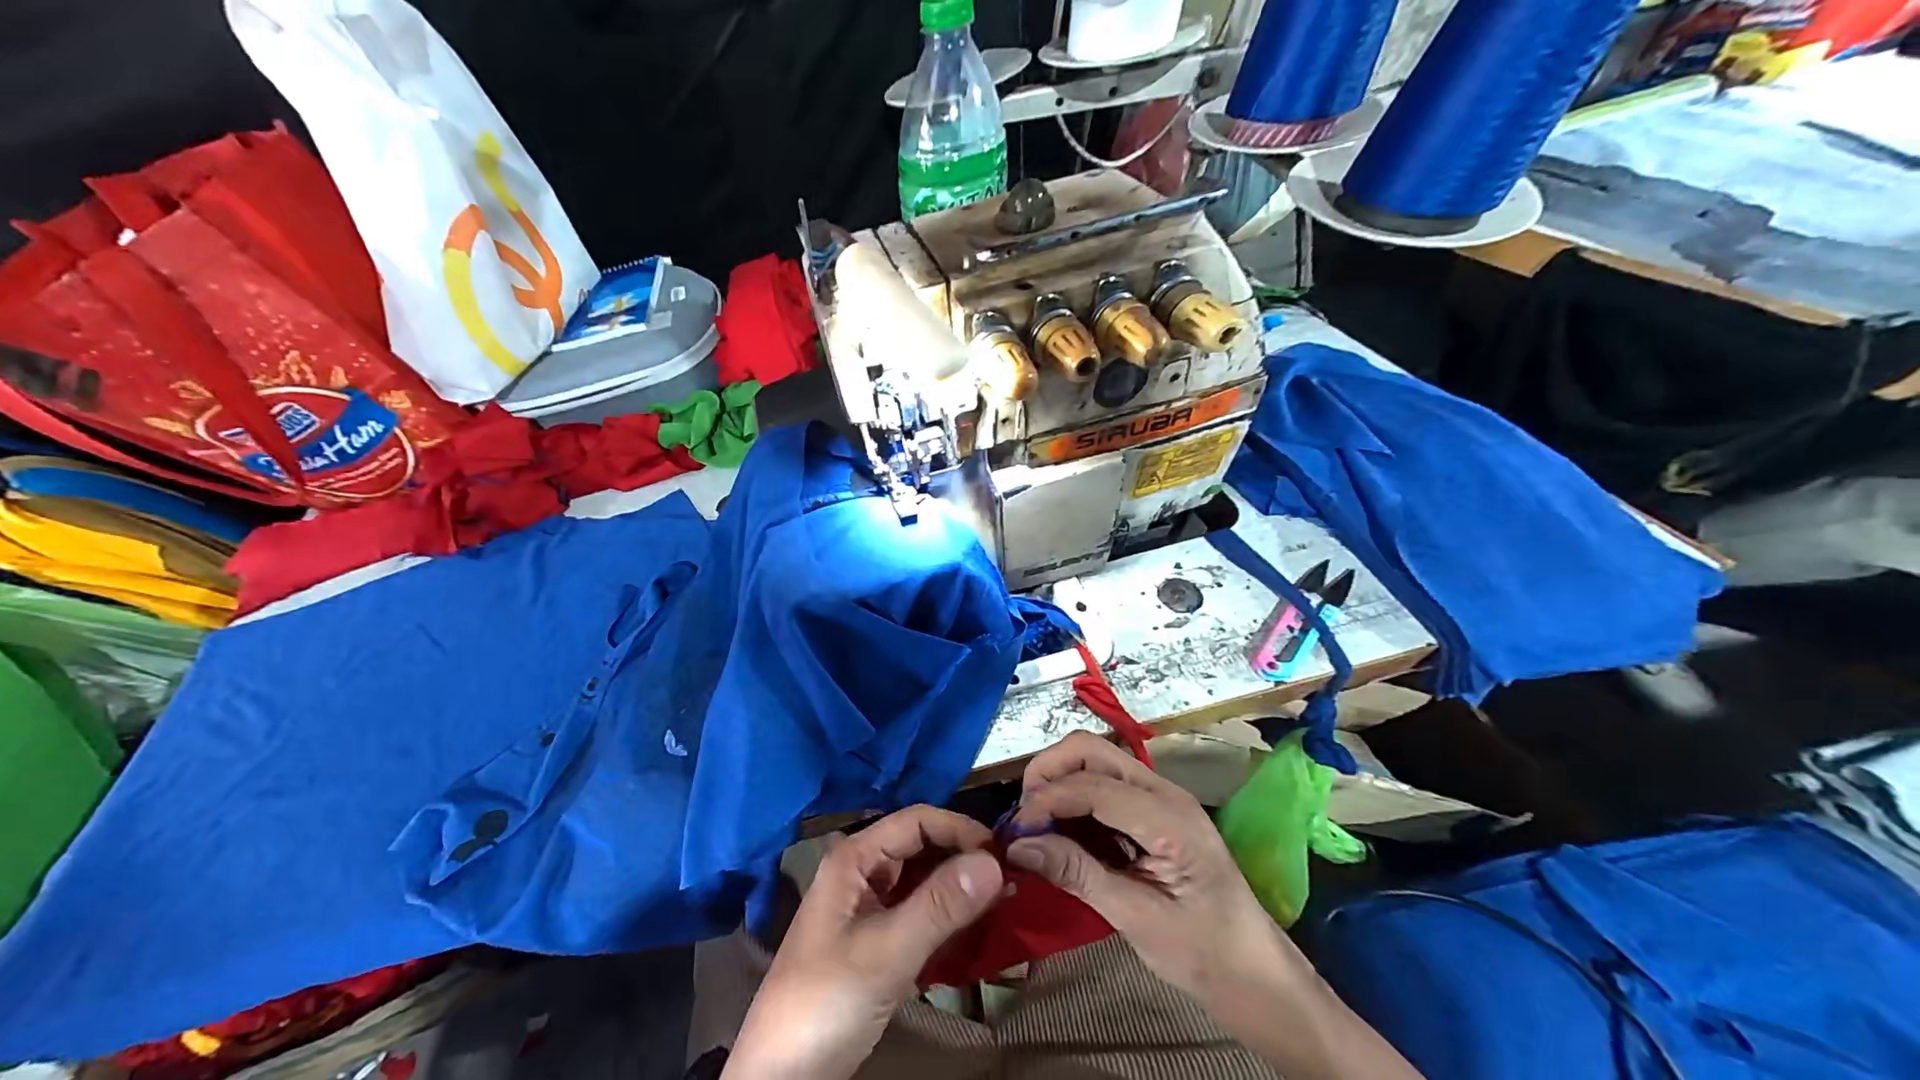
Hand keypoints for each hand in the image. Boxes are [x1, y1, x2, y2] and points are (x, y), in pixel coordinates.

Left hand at [724, 805, 1003, 1079]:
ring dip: (961, 888)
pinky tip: (977, 928)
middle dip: (964, 858)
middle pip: (922, 847)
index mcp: (855, 859)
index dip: (960, 830)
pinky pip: (921, 913)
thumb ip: (940, 905)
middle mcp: (863, 873)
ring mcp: (869, 908)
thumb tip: (996, 862)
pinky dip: (950, 916)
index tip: (1003, 856)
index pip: (917, 821)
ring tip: (1004, 903)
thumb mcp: (886, 951)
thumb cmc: (827, 1000)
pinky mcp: (878, 941)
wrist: (781, 1076)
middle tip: (1011, 882)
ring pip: (924, 880)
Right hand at [1007, 732, 1421, 1079]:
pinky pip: (1105, 783)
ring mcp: (1160, 797)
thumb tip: (1020, 845)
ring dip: (1059, 780)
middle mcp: (1164, 792)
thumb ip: (1078, 874)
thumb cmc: (1204, 952)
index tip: (1015, 830)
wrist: (1254, 972)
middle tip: (1022, 814)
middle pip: (1092, 750)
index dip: (1047, 800)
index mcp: (1168, 818)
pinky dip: (1074, 795)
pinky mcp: (1153, 811)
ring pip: (1096, 760)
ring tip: (1034, 821)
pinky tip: (1059, 827)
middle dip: (1048, 771)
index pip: (1094, 785)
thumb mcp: (1137, 920)